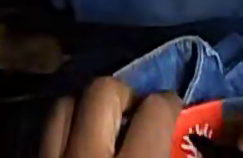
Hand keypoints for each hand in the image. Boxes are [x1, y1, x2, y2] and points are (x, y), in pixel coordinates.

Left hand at [40, 77, 182, 157]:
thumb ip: (174, 152)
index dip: (169, 104)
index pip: (155, 108)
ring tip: (103, 126)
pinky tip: (76, 146)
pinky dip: (63, 134)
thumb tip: (200, 144)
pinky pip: (43, 139)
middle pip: (104, 91)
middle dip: (124, 95)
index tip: (174, 113)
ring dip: (85, 109)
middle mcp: (86, 157)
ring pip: (64, 107)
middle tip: (137, 117)